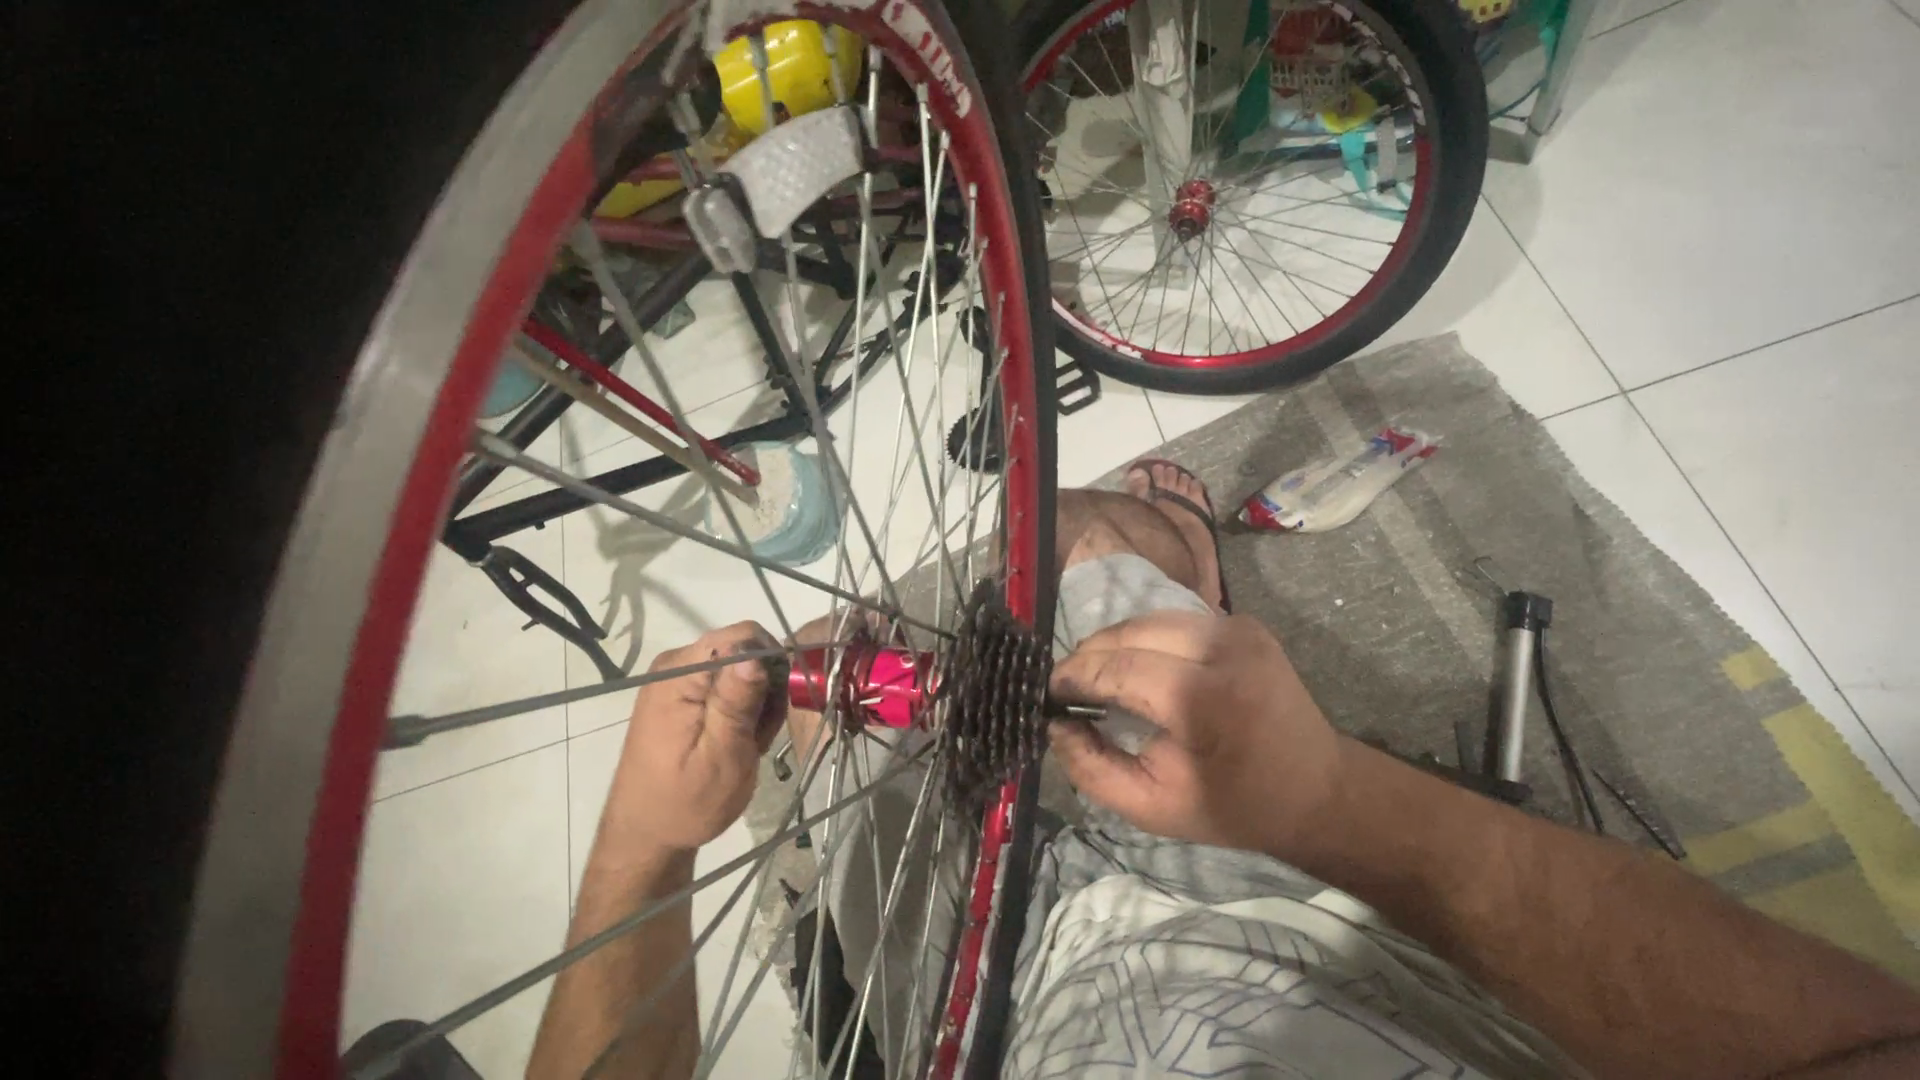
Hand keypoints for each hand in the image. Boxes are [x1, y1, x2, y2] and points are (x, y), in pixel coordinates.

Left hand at [606, 621, 786, 853]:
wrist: (646, 836)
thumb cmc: (685, 803)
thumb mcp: (722, 757)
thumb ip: (737, 703)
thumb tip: (754, 656)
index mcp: (681, 674)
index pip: (744, 636)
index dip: (771, 664)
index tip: (772, 709)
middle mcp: (676, 665)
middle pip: (746, 650)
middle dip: (765, 689)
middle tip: (758, 737)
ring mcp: (677, 678)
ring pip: (742, 669)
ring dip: (756, 704)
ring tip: (747, 745)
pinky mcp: (682, 694)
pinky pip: (727, 685)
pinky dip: (741, 711)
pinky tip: (736, 742)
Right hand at [1048, 611, 1343, 856]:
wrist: (1317, 789)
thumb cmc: (1233, 806)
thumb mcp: (1152, 807)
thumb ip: (1091, 768)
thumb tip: (1054, 725)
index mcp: (1205, 700)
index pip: (1117, 668)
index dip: (1074, 676)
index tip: (1047, 694)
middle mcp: (1223, 649)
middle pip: (1129, 633)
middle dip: (1088, 656)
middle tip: (1066, 688)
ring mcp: (1238, 629)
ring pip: (1148, 619)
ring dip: (1114, 644)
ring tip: (1095, 676)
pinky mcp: (1244, 623)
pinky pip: (1173, 621)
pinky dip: (1144, 639)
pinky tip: (1136, 665)